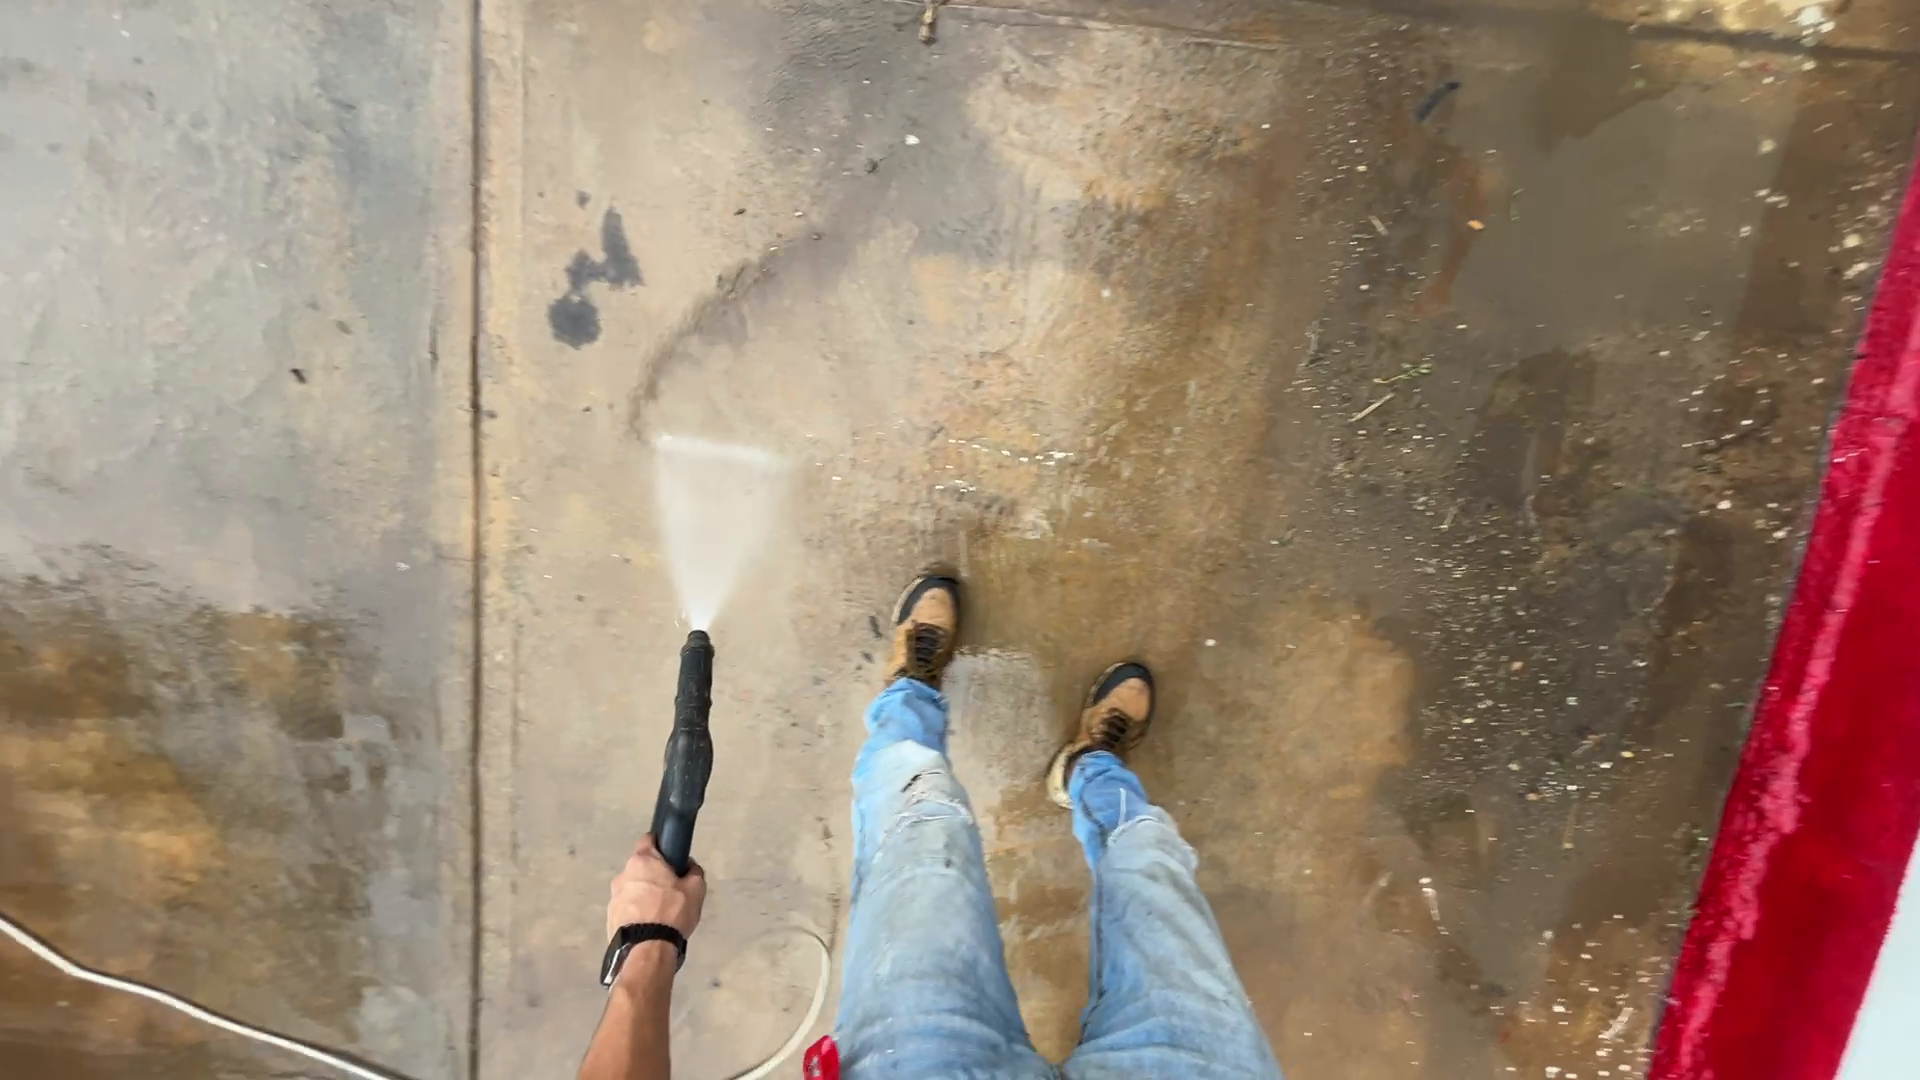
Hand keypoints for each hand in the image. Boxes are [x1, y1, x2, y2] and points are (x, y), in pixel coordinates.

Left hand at [606, 834, 705, 939]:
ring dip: (643, 895)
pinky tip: (650, 925)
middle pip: (640, 867)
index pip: (648, 839)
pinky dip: (636, 913)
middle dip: (654, 875)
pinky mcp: (609, 920)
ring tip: (660, 913)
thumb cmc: (671, 912)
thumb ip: (693, 871)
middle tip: (671, 888)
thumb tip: (687, 868)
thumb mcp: (696, 888)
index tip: (671, 855)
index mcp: (642, 861)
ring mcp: (613, 899)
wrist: (647, 951)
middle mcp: (623, 875)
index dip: (661, 844)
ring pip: (632, 889)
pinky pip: (626, 909)